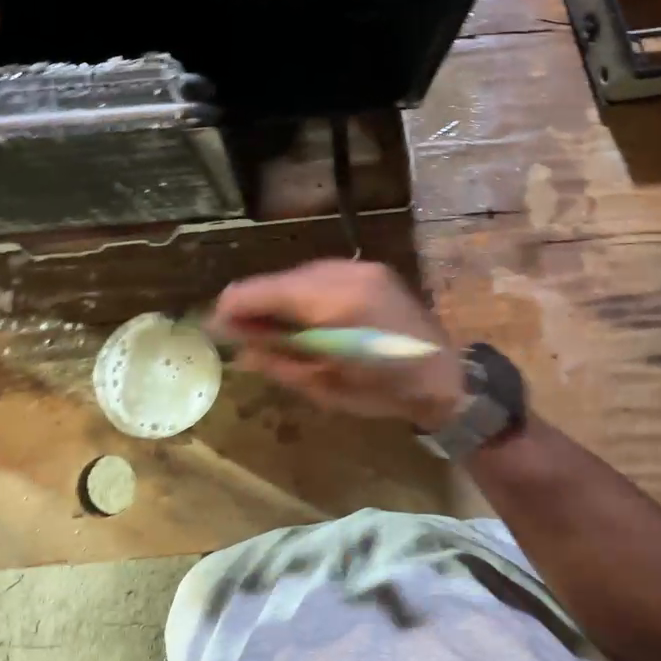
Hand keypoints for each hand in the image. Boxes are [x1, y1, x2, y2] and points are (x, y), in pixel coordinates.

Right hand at [207, 260, 466, 430]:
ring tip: (275, 329)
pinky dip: (306, 293)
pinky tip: (306, 317)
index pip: (263, 291)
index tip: (214, 325)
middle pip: (279, 280)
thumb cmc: (384, 392)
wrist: (446, 375)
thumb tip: (238, 346)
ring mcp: (359, 267)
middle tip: (242, 334)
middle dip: (256, 303)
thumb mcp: (324, 387)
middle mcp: (342, 274)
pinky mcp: (370, 269)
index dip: (232, 306)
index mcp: (330, 305)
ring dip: (281, 298)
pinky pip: (322, 275)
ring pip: (299, 275)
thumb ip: (277, 360)